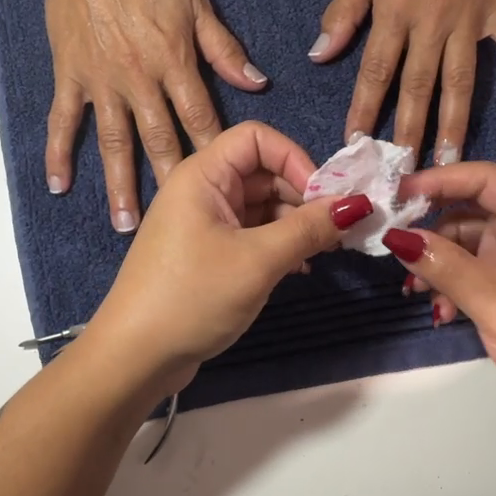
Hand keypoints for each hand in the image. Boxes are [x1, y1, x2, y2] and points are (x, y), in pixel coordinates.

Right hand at [41, 0, 266, 232]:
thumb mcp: (196, 4)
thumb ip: (224, 49)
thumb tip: (256, 83)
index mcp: (174, 61)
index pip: (199, 115)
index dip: (213, 151)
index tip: (227, 189)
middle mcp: (139, 79)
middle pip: (159, 139)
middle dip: (169, 183)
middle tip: (177, 223)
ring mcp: (101, 82)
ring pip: (114, 141)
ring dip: (119, 183)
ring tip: (124, 223)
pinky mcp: (70, 77)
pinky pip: (63, 121)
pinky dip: (58, 153)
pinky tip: (57, 185)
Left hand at [84, 122, 373, 395]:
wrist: (135, 357)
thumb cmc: (193, 297)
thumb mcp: (258, 261)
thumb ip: (310, 229)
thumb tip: (360, 204)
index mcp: (202, 175)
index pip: (258, 139)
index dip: (296, 159)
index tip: (325, 198)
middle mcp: (201, 191)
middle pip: (264, 172)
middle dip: (304, 196)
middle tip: (339, 230)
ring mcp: (203, 224)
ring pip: (261, 207)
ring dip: (296, 224)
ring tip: (325, 252)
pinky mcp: (207, 255)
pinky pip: (251, 235)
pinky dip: (279, 245)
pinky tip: (301, 269)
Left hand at [311, 0, 495, 161]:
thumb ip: (342, 13)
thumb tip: (319, 55)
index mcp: (395, 12)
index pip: (377, 70)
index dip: (364, 108)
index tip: (356, 143)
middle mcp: (431, 22)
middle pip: (419, 86)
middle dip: (411, 131)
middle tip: (406, 171)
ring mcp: (468, 19)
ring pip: (460, 80)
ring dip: (456, 122)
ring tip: (452, 162)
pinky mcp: (495, 10)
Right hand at [385, 163, 495, 433]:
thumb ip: (448, 267)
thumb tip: (397, 237)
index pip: (487, 181)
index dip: (442, 179)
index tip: (398, 192)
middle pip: (468, 208)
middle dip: (429, 225)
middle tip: (389, 239)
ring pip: (460, 242)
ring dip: (433, 261)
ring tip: (412, 288)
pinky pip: (462, 271)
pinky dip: (443, 285)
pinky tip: (436, 311)